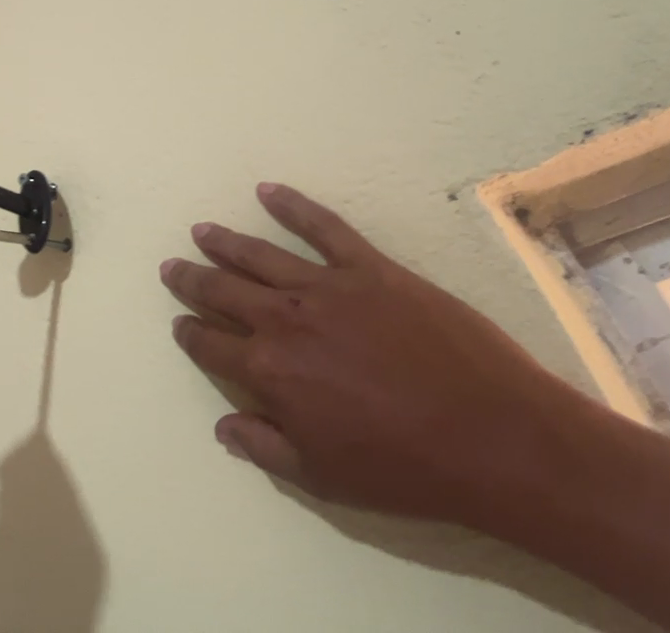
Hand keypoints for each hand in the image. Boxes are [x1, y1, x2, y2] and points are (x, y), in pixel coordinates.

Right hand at [163, 184, 602, 527]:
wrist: (497, 438)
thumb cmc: (406, 468)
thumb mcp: (325, 478)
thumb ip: (264, 448)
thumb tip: (223, 425)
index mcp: (269, 372)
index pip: (211, 346)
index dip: (191, 335)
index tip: (180, 325)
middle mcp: (285, 321)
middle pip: (224, 291)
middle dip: (193, 280)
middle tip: (172, 267)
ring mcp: (328, 288)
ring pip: (260, 255)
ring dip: (225, 242)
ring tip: (202, 230)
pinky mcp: (371, 268)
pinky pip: (324, 227)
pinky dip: (293, 206)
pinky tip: (268, 191)